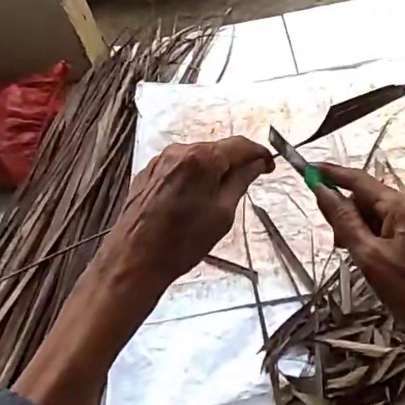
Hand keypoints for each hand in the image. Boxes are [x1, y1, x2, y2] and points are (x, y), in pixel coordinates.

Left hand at [93, 137, 273, 300]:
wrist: (135, 260)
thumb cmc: (182, 242)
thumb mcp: (223, 213)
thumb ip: (241, 181)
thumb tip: (256, 164)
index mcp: (201, 158)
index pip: (240, 145)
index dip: (259, 153)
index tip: (269, 166)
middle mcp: (179, 151)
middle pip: (217, 149)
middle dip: (235, 163)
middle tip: (248, 184)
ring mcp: (160, 161)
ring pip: (198, 158)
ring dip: (213, 171)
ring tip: (219, 199)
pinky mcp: (148, 173)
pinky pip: (179, 167)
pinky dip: (193, 177)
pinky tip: (194, 201)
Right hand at [309, 163, 404, 378]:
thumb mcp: (369, 256)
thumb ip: (344, 221)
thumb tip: (322, 191)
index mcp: (403, 207)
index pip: (360, 180)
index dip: (332, 174)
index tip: (308, 169)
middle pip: (367, 198)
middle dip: (346, 212)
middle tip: (336, 241)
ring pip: (375, 215)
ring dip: (356, 229)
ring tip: (352, 255)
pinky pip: (385, 229)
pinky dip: (369, 238)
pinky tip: (365, 259)